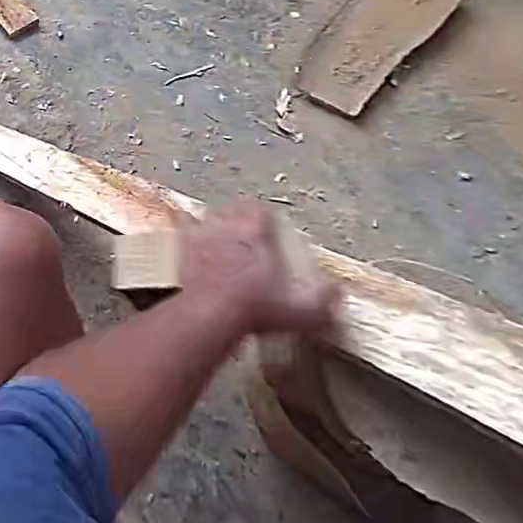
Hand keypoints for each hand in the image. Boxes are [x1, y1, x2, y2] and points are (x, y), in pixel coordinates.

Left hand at [179, 202, 338, 335]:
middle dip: (241, 213)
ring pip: (210, 215)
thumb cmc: (254, 308)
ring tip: (220, 228)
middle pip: (234, 208)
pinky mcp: (183, 249)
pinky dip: (185, 227)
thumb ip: (320, 301)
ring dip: (216, 219)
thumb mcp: (296, 311)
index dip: (265, 215)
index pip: (261, 211)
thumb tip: (339, 291)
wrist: (210, 313)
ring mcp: (203, 236)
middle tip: (245, 224)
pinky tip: (185, 231)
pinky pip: (183, 228)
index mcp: (254, 233)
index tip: (269, 222)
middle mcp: (228, 227)